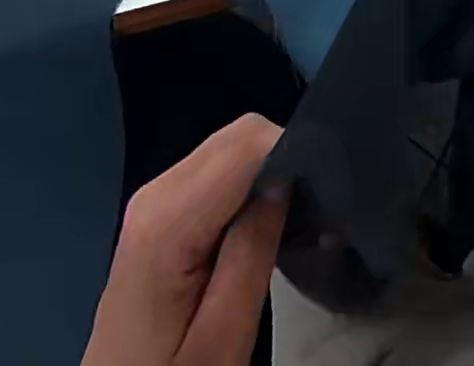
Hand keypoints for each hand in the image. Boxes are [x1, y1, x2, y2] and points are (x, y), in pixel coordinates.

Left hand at [83, 114, 289, 365]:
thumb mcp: (222, 339)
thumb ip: (253, 250)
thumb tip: (285, 178)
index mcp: (167, 219)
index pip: (246, 143)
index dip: (291, 155)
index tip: (319, 198)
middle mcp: (156, 191)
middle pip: (239, 134)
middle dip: (281, 159)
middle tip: (306, 213)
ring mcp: (154, 196)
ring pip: (232, 144)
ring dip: (267, 170)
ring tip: (287, 222)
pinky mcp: (161, 207)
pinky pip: (220, 166)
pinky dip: (250, 180)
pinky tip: (258, 224)